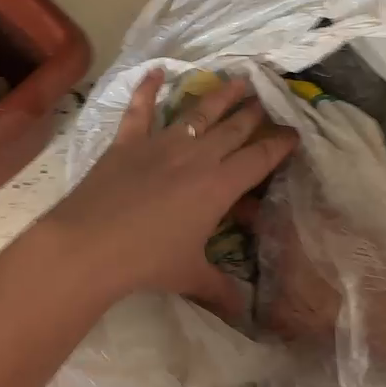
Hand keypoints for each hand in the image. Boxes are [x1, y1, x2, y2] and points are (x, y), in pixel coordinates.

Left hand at [43, 70, 296, 311]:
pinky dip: (148, 88)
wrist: (91, 244)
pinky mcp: (127, 142)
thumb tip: (245, 315)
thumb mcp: (189, 276)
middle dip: (254, 113)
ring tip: (238, 79)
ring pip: (198, 112)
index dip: (280, 145)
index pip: (259, 159)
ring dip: (220, 95)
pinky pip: (140, 110)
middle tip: (269, 98)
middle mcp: (197, 157)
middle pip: (234, 129)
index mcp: (219, 186)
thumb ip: (220, 291)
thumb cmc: (147, 261)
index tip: (294, 132)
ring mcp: (161, 144)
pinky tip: (157, 70)